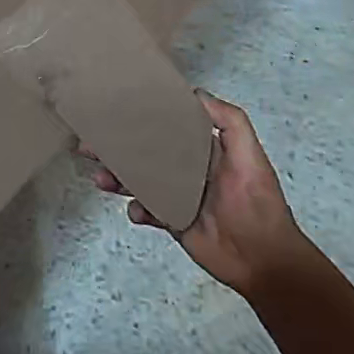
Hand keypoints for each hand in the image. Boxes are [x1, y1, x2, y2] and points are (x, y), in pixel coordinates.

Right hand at [88, 90, 309, 297]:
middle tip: (90, 145)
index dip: (146, 117)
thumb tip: (195, 93)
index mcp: (204, 149)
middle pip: (146, 152)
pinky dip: (137, 210)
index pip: (170, 126)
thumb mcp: (250, 155)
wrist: (263, 260)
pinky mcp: (172, 221)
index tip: (119, 109)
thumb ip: (229, 121)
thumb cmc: (257, 202)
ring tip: (101, 179)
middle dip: (118, 148)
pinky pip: (146, 211)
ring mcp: (176, 196)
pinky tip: (137, 211)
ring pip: (139, 181)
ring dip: (117, 178)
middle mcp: (187, 169)